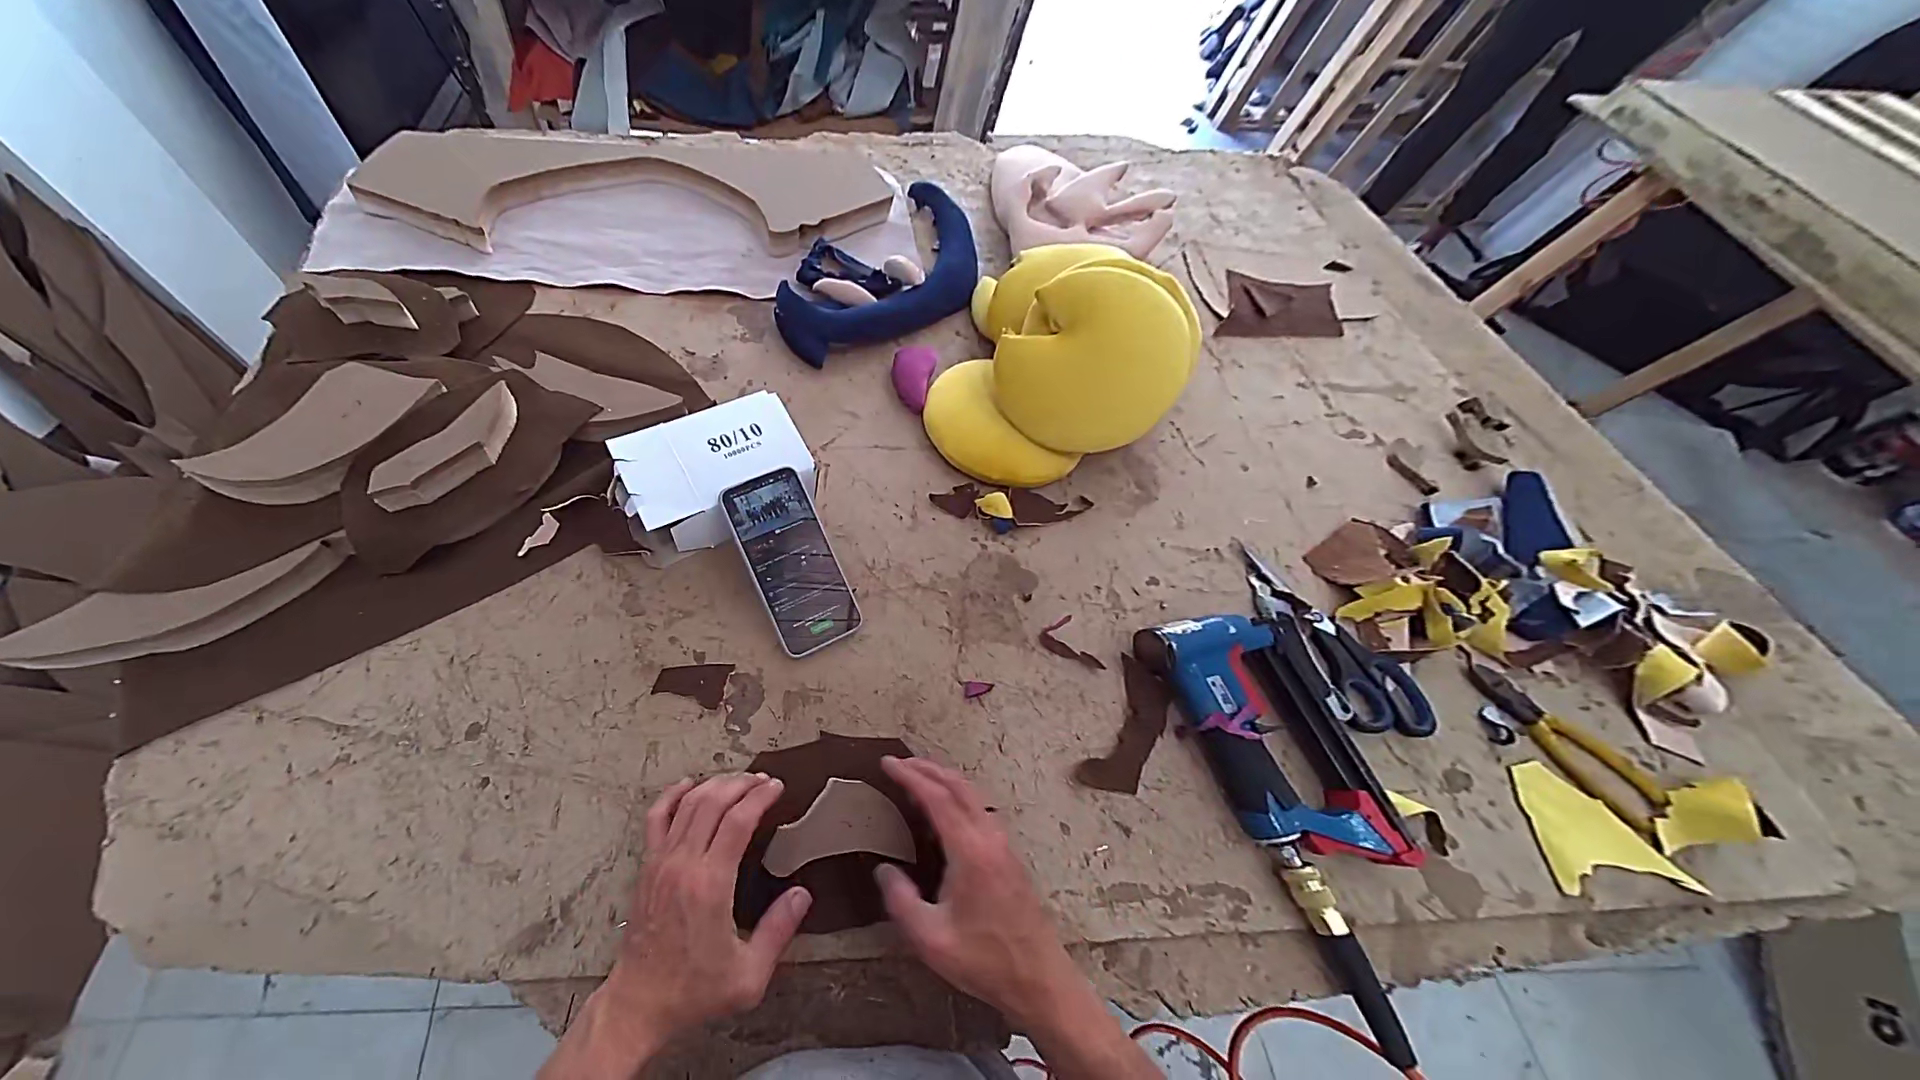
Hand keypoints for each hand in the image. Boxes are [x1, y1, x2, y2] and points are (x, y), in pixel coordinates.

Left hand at [540, 774, 810, 1078]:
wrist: (638, 1005)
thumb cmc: (692, 991)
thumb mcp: (748, 976)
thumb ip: (778, 931)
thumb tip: (802, 895)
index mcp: (710, 886)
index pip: (737, 820)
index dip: (760, 796)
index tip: (778, 786)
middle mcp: (683, 866)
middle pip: (713, 802)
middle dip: (742, 783)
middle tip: (764, 781)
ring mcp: (660, 864)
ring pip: (688, 804)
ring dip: (716, 784)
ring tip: (739, 780)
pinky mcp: (647, 868)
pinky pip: (657, 818)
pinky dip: (673, 795)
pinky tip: (689, 785)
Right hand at [872, 756, 1081, 1028]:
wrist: (1039, 977)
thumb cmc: (984, 960)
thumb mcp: (930, 939)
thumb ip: (901, 900)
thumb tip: (884, 870)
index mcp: (970, 850)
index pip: (937, 797)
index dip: (910, 776)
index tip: (887, 763)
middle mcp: (990, 837)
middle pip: (958, 785)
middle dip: (927, 768)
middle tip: (899, 763)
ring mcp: (1003, 843)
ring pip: (972, 795)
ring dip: (944, 780)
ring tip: (918, 779)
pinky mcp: (1008, 855)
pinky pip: (980, 810)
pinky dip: (958, 797)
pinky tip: (944, 812)